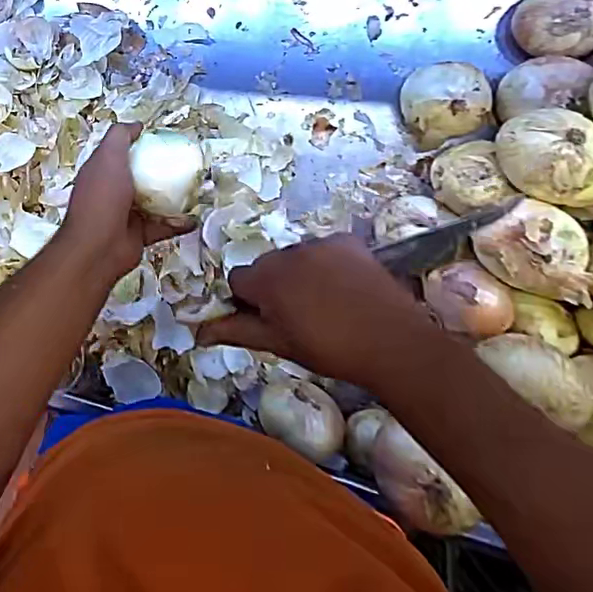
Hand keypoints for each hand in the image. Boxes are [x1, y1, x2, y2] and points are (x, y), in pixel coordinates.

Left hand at [56, 123, 190, 284]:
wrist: (98, 247)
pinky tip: (194, 218)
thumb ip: (120, 137)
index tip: (163, 140)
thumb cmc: (102, 197)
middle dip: (162, 171)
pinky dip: (178, 223)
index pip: (121, 152)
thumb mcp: (108, 156)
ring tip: (195, 190)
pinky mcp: (138, 234)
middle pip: (140, 176)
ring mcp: (125, 214)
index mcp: (102, 170)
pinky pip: (162, 226)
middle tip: (186, 164)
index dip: (140, 144)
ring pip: (154, 202)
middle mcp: (112, 190)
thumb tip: (137, 125)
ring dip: (174, 198)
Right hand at [197, 234, 435, 389]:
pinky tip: (346, 289)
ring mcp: (320, 243)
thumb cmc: (330, 349)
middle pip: (267, 265)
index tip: (268, 320)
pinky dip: (328, 264)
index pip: (238, 279)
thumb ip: (237, 331)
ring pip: (295, 257)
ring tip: (326, 306)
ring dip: (301, 274)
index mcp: (266, 278)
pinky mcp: (347, 242)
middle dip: (275, 286)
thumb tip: (199, 332)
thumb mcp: (278, 344)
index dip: (248, 300)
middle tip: (298, 317)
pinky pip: (325, 249)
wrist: (393, 343)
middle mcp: (288, 253)